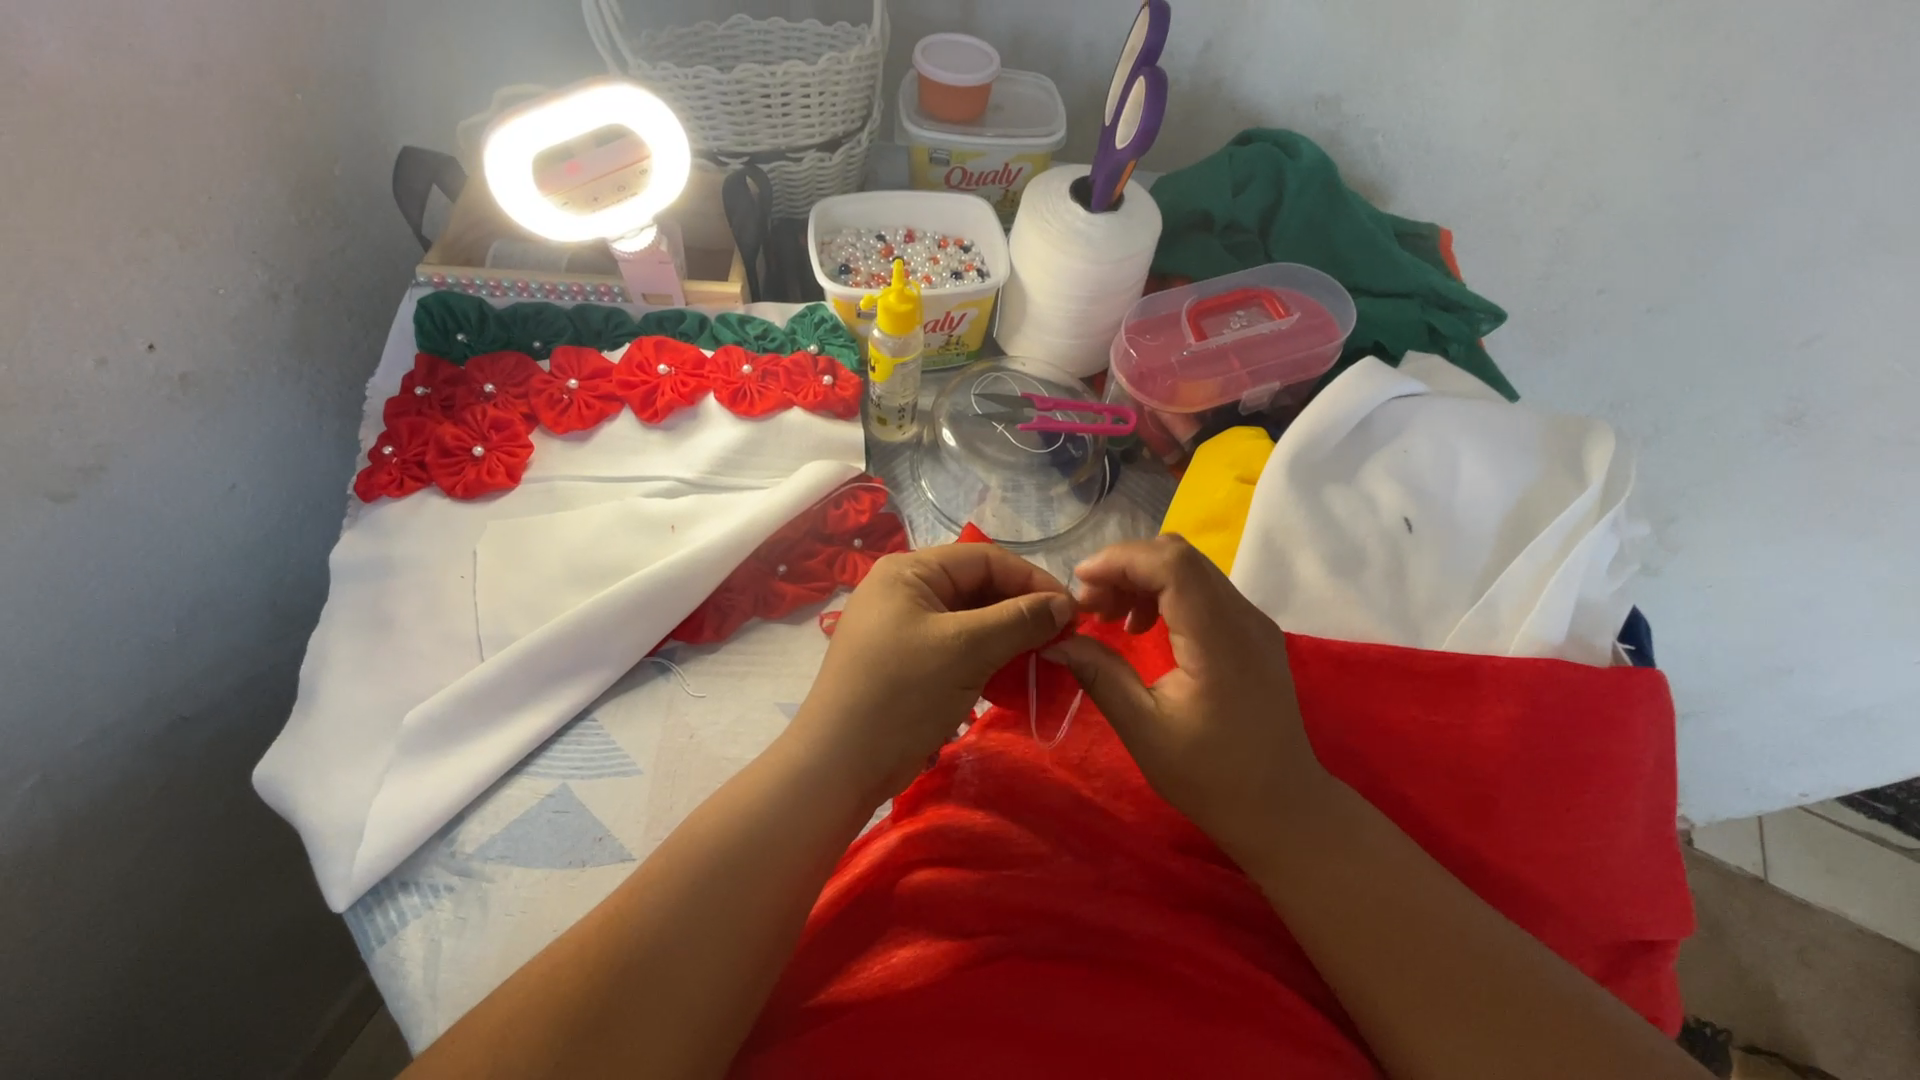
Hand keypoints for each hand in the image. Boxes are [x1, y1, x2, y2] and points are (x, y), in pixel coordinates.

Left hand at [784, 543, 1076, 806]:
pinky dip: (986, 661)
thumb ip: (1019, 620)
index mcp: (910, 572)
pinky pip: (958, 650)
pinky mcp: (908, 664)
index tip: (1073, 612)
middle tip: (1061, 641)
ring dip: (1007, 640)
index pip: (985, 559)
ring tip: (1041, 663)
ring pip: (971, 622)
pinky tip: (1010, 682)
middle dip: (1021, 612)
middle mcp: (905, 591)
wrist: (840, 765)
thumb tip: (1065, 603)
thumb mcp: (966, 650)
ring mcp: (904, 629)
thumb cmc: (901, 694)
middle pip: (978, 588)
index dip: (1032, 581)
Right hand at [1047, 535, 1331, 868]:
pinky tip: (1142, 628)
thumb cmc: (1211, 776)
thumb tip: (1055, 641)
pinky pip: (1204, 590)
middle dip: (1125, 568)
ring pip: (1192, 568)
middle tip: (1089, 606)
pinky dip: (1165, 593)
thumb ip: (1100, 675)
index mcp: (1219, 640)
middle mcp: (1243, 618)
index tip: (1080, 586)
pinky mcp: (1253, 632)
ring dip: (1143, 579)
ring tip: (1109, 617)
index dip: (1120, 561)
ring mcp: (1253, 622)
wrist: (1282, 807)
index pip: (1172, 565)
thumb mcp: (1144, 729)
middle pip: (1180, 556)